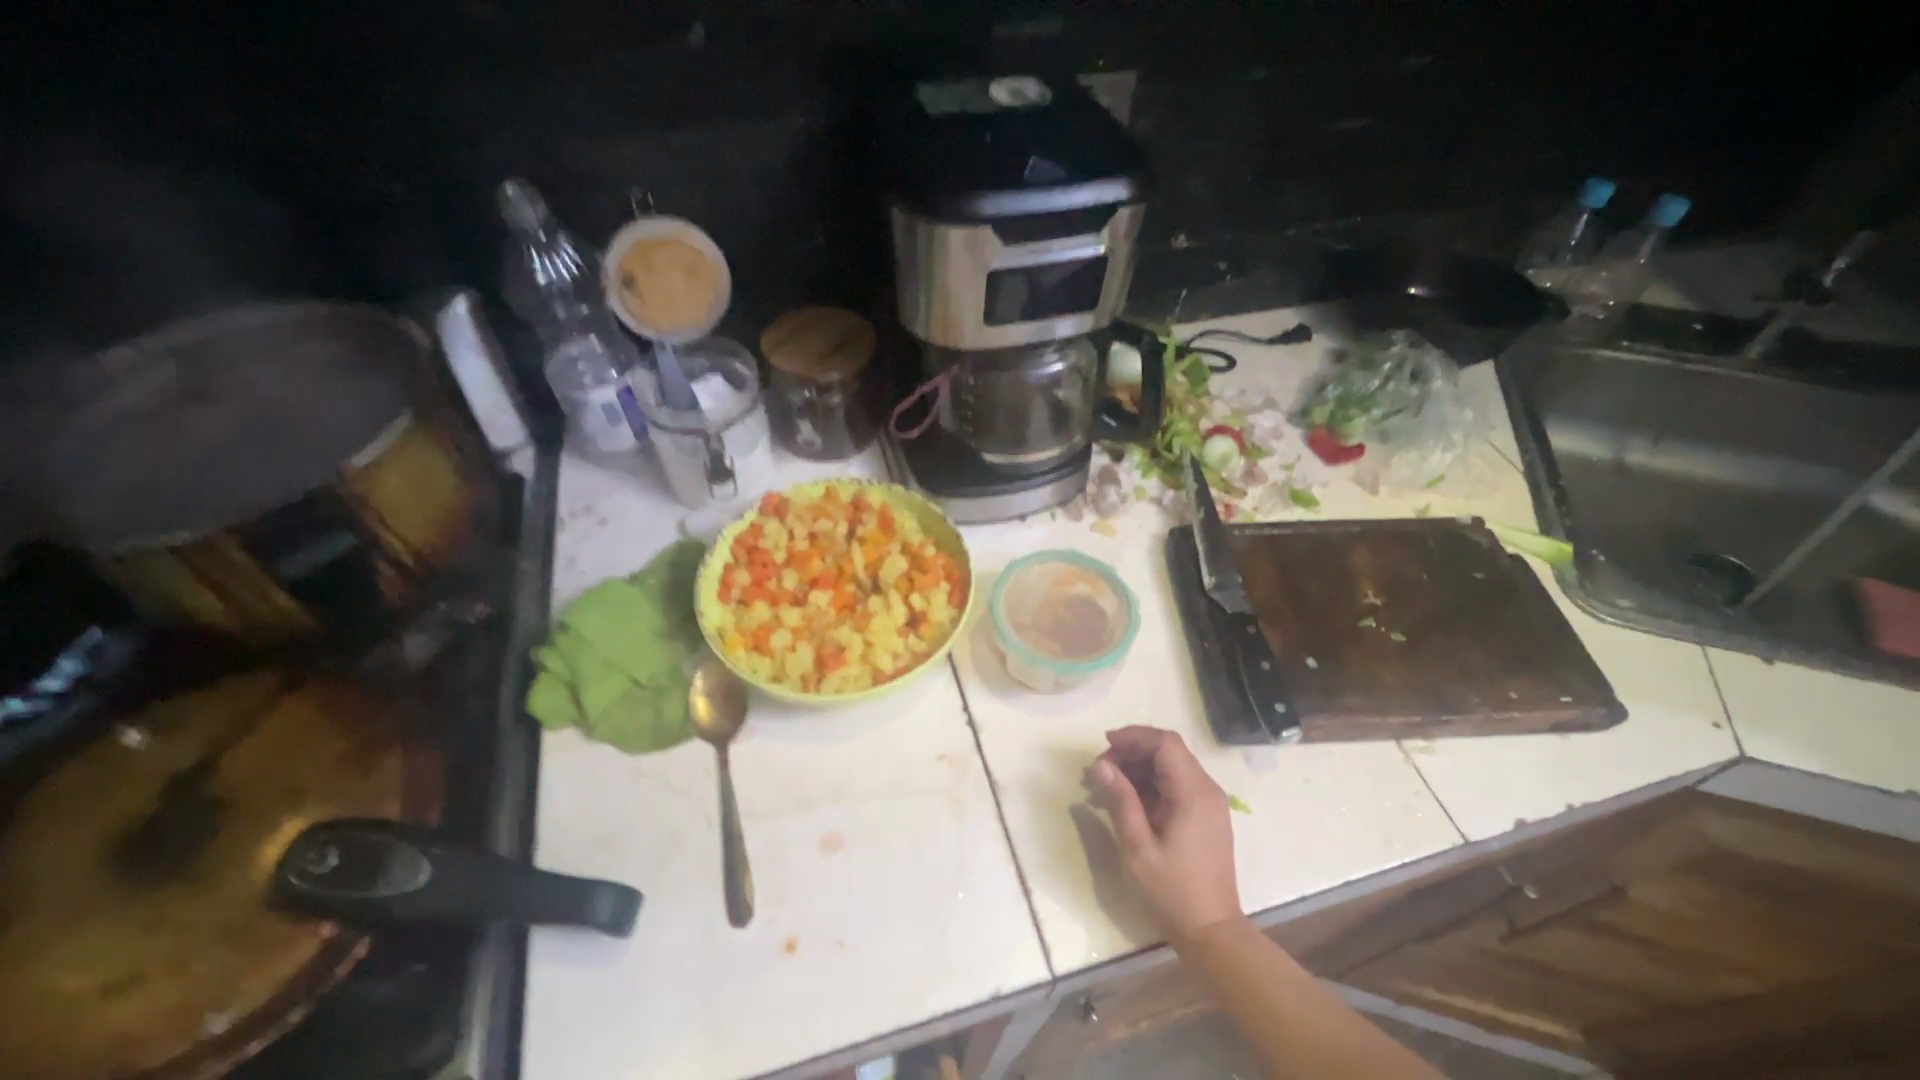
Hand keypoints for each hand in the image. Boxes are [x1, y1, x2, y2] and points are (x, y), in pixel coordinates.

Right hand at [1087, 726, 1241, 939]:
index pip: (1165, 743)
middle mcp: (1207, 790)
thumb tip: (1101, 764)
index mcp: (1194, 793)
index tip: (1103, 746)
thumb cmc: (1172, 891)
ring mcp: (1208, 804)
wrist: (1211, 931)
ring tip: (1106, 787)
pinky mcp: (1204, 817)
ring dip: (1138, 769)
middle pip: (1168, 752)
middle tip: (1099, 772)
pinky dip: (1150, 786)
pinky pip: (1175, 786)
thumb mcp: (1137, 847)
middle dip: (1131, 753)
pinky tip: (1126, 802)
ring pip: (1171, 768)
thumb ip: (1120, 801)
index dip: (1134, 737)